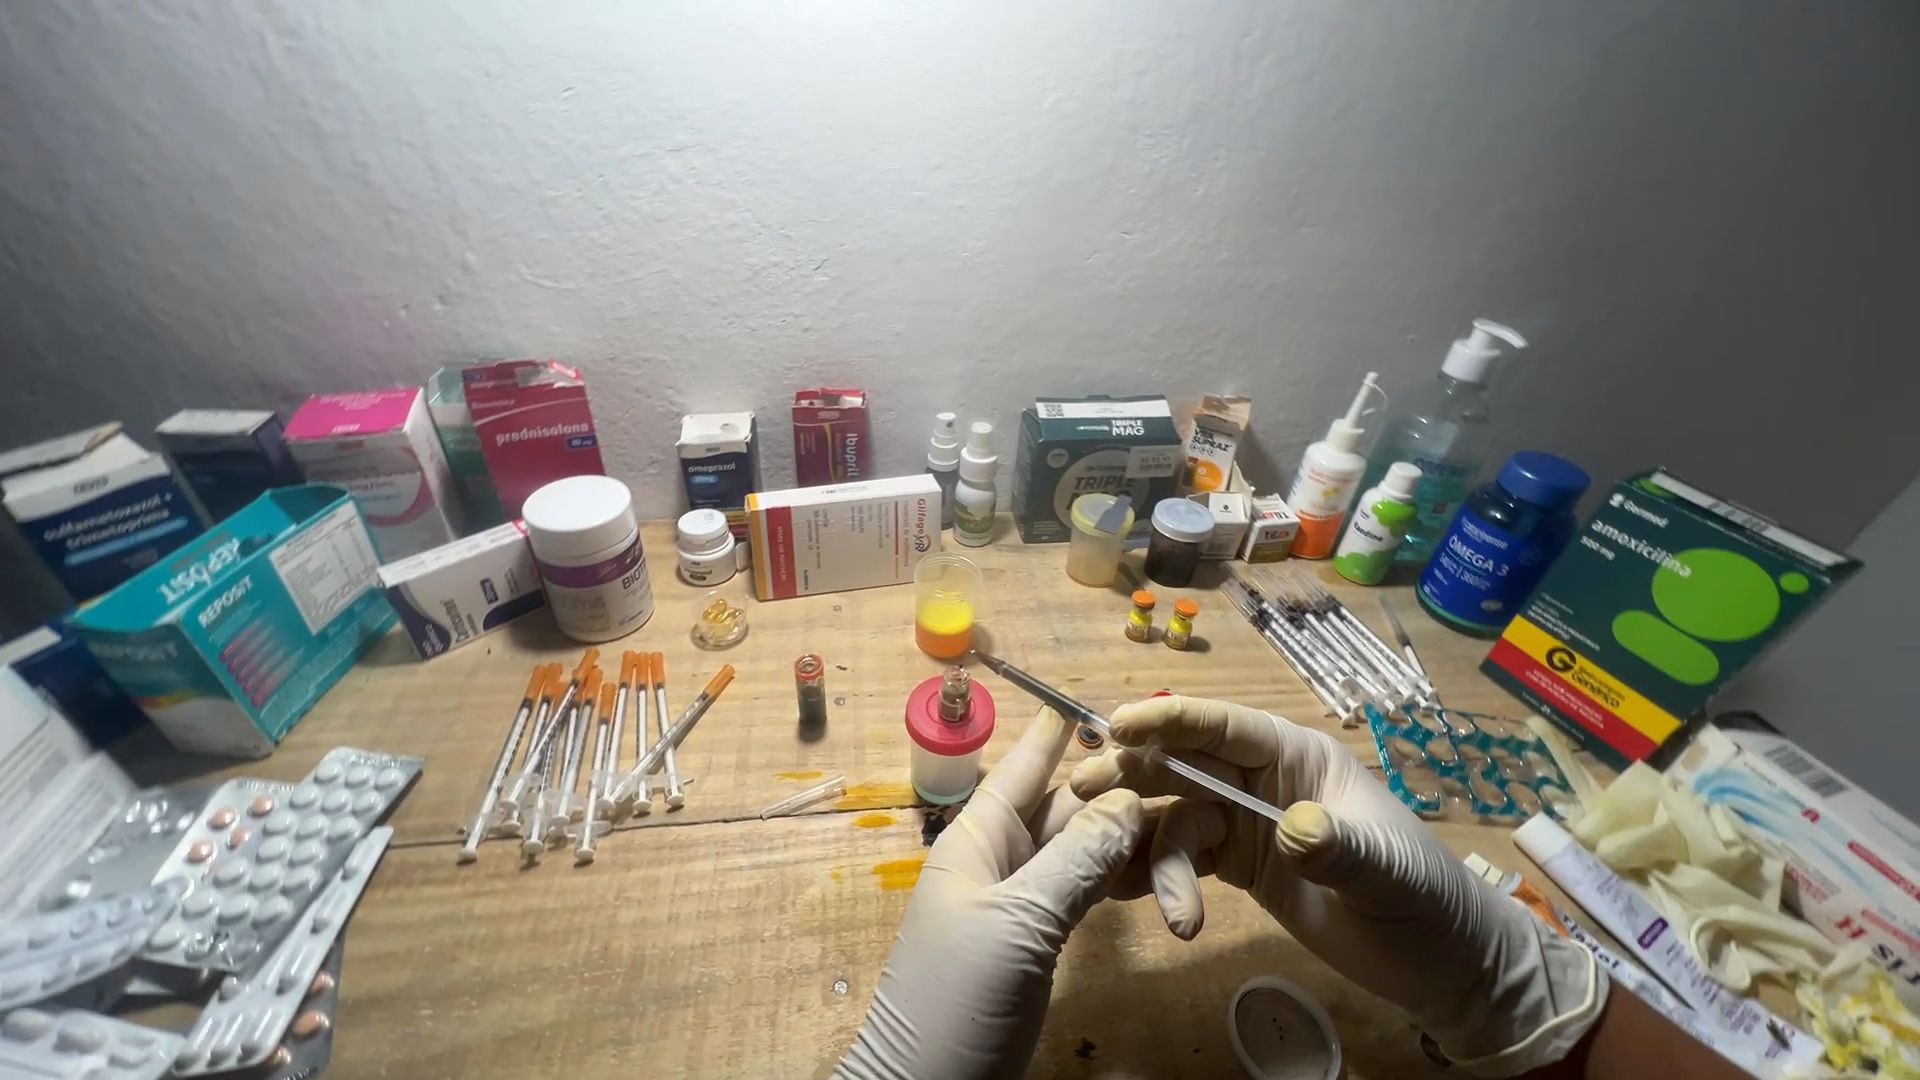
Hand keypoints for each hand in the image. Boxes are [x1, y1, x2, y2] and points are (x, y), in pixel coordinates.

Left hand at [835, 707, 1145, 1079]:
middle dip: (1105, 788)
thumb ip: (1074, 860)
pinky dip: (1111, 878)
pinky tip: (1149, 870)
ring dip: (1117, 835)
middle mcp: (999, 859)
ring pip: (1076, 852)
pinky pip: (1079, 892)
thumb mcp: (1017, 921)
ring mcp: (1019, 901)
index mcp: (979, 838)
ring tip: (1170, 811)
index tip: (1082, 704)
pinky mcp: (1037, 939)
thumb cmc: (957, 993)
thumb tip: (1128, 801)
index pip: (1020, 770)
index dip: (1050, 736)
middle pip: (1059, 810)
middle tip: (1163, 765)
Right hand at [1071, 696, 1605, 1077]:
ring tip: (1106, 868)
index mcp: (1294, 756)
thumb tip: (1294, 827)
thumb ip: (1340, 848)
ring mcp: (1243, 821)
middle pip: (1183, 764)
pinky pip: (1182, 858)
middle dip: (1134, 775)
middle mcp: (1259, 780)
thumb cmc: (1426, 900)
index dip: (1169, 719)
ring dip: (1141, 839)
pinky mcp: (1235, 863)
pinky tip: (1124, 889)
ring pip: (1176, 816)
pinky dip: (1154, 872)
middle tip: (1083, 792)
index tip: (1118, 725)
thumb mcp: (1389, 874)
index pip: (1223, 725)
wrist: (1442, 967)